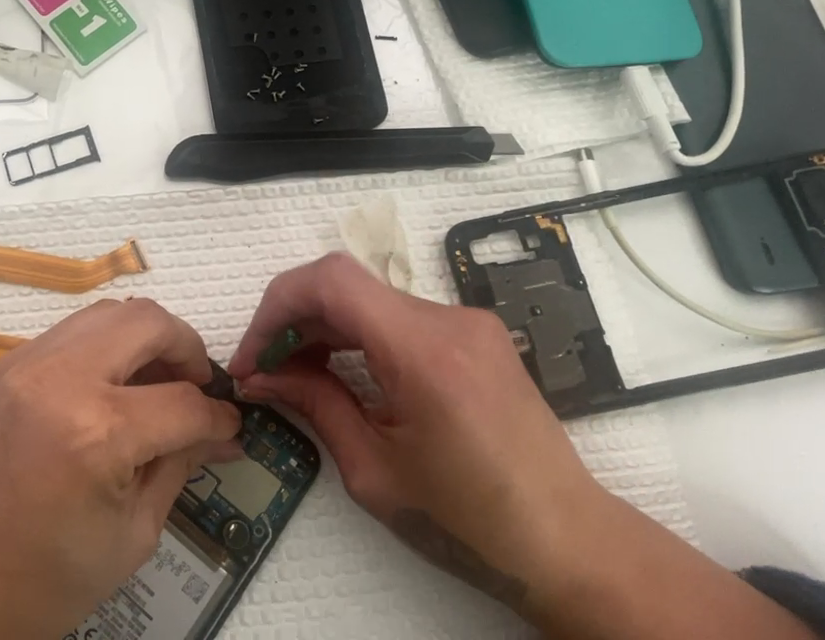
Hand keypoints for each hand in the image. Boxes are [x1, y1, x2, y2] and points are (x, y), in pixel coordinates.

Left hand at [0, 298, 240, 639]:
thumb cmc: (39, 581)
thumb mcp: (129, 537)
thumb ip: (177, 467)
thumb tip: (221, 432)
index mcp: (96, 433)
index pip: (183, 402)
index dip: (219, 417)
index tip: (230, 428)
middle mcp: (60, 378)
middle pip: (148, 321)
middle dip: (188, 349)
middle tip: (197, 389)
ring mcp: (26, 363)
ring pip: (109, 312)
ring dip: (146, 337)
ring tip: (157, 383)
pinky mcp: (5, 365)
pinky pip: (72, 330)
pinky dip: (106, 344)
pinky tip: (114, 386)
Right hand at [227, 253, 599, 606]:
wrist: (570, 542)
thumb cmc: (470, 522)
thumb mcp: (374, 471)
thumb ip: (315, 405)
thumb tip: (261, 377)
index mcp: (426, 353)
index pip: (332, 282)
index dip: (278, 307)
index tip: (254, 357)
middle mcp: (449, 320)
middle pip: (345, 284)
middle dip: (292, 320)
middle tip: (263, 371)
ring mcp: (467, 323)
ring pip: (369, 297)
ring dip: (321, 326)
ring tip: (292, 374)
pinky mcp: (473, 335)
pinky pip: (397, 316)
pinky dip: (356, 334)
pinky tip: (336, 370)